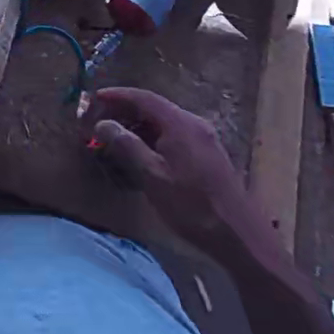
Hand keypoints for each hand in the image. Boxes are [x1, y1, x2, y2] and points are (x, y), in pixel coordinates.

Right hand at [88, 87, 265, 251]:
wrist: (239, 238)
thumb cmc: (192, 206)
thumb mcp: (152, 176)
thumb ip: (126, 145)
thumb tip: (103, 124)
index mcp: (180, 124)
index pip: (143, 98)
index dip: (117, 96)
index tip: (94, 99)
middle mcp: (194, 124)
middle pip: (153, 108)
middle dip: (124, 112)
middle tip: (99, 121)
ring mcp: (204, 139)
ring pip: (163, 123)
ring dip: (137, 126)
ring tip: (114, 139)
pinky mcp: (207, 156)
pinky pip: (173, 136)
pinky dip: (152, 138)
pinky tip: (140, 155)